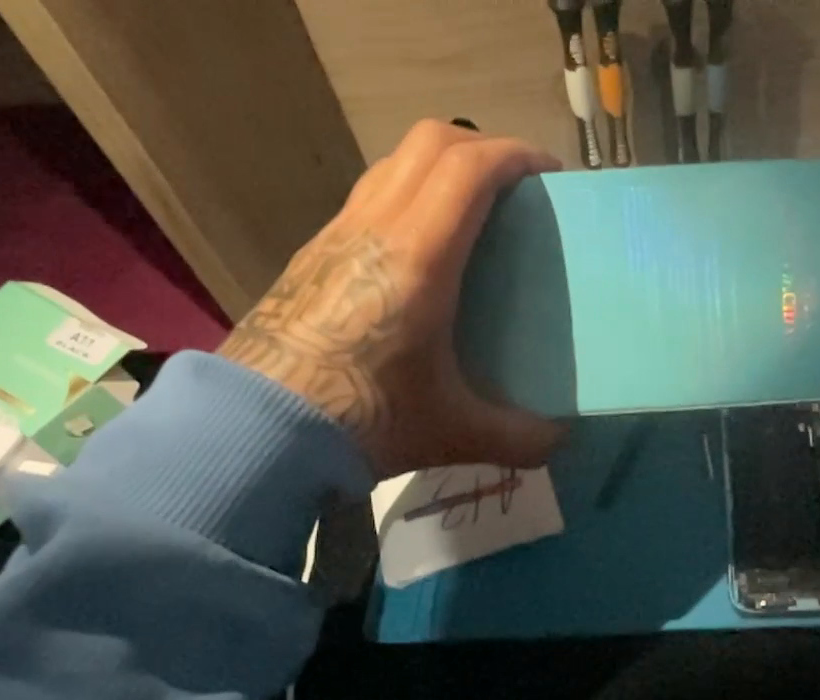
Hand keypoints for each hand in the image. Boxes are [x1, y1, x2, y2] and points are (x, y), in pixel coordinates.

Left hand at [217, 120, 564, 476]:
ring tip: (477, 212)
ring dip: (443, 167)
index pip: (469, 168)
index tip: (551, 174)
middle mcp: (375, 228)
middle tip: (520, 188)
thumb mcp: (457, 435)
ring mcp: (337, 234)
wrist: (258, 428)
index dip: (516, 156)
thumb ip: (521, 438)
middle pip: (430, 143)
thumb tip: (561, 437)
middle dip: (484, 148)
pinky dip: (411, 195)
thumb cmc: (366, 420)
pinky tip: (427, 251)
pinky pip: (371, 195)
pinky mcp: (314, 253)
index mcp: (418, 258)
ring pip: (394, 164)